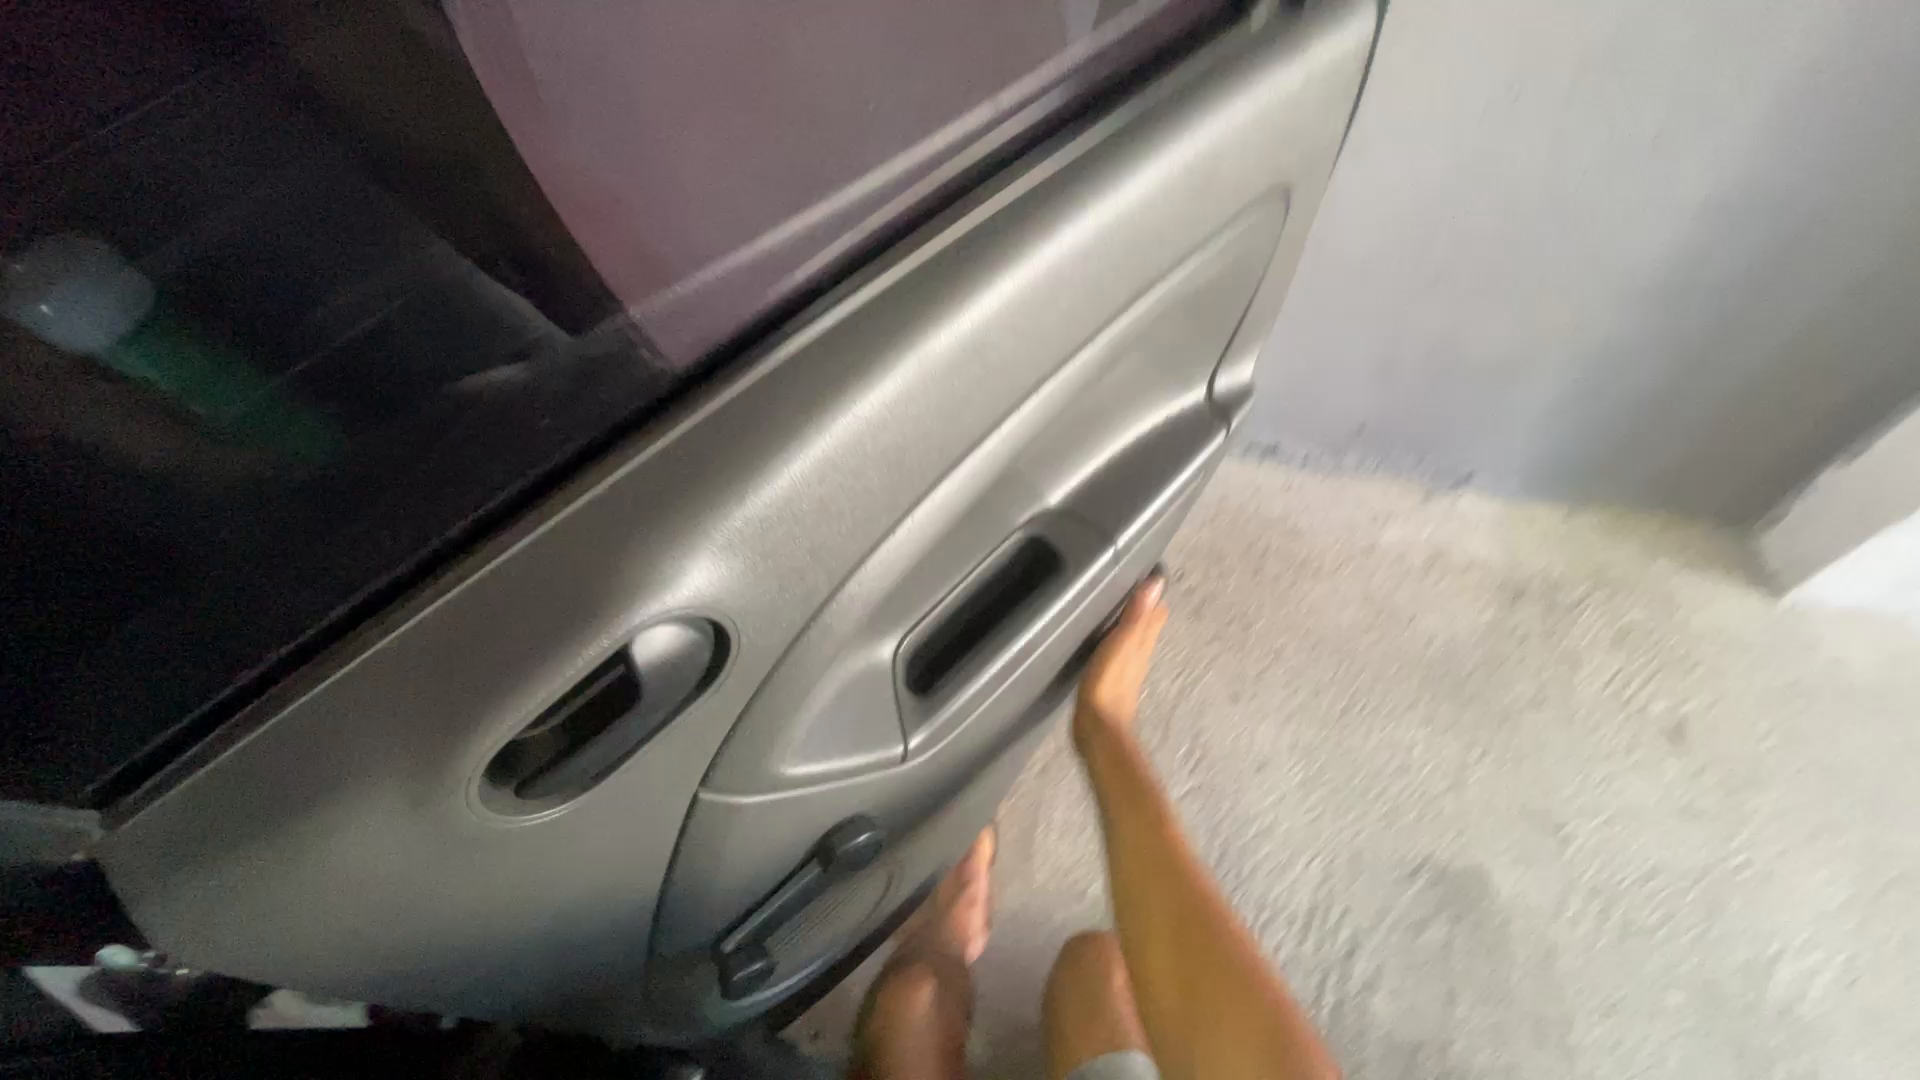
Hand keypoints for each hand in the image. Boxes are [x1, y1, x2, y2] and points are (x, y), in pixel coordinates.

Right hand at [1073, 573, 1168, 747]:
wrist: (1098, 727)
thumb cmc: (1109, 683)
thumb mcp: (1122, 643)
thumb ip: (1137, 614)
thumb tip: (1157, 582)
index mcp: (1144, 641)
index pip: (1157, 611)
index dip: (1154, 592)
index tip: (1146, 571)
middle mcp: (1140, 652)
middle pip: (1148, 624)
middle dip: (1144, 604)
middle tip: (1130, 583)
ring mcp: (1127, 667)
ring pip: (1134, 637)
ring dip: (1130, 621)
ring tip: (1116, 604)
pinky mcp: (1112, 679)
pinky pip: (1118, 651)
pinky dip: (1116, 639)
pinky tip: (1104, 638)